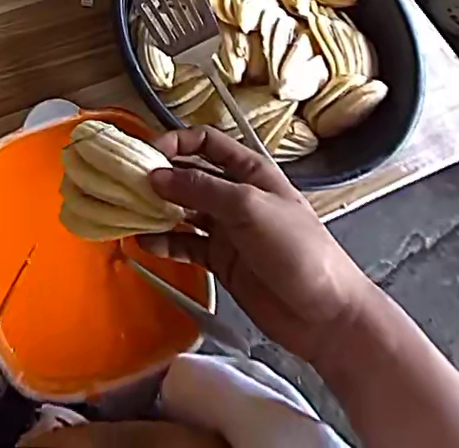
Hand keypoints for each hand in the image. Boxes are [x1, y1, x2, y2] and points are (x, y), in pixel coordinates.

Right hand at [142, 126, 375, 365]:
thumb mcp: (248, 207)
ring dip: (158, 210)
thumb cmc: (298, 249)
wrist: (327, 317)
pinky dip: (165, 242)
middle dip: (161, 176)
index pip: (206, 142)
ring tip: (132, 212)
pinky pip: (186, 244)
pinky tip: (147, 244)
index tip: (150, 153)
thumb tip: (156, 175)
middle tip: (131, 183)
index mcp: (248, 171)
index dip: (177, 142)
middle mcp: (234, 194)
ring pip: (183, 210)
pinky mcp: (221, 261)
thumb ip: (200, 188)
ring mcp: (226, 228)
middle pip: (189, 175)